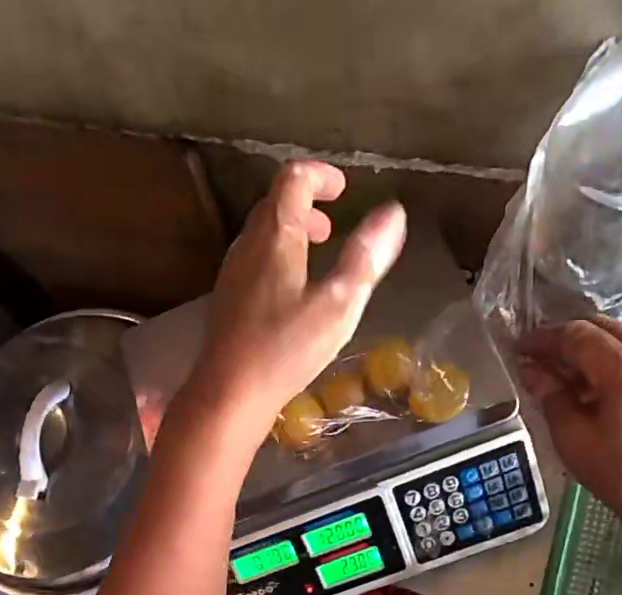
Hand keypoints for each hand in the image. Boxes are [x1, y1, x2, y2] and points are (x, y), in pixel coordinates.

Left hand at [181, 161, 406, 434]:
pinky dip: (279, 256)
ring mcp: (233, 272)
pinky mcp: (228, 299)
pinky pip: (255, 259)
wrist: (230, 393)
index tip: (342, 187)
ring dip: (292, 231)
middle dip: (306, 203)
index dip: (320, 175)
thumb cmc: (286, 349)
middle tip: (332, 223)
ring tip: (317, 253)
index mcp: (276, 236)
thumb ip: (365, 258)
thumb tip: (393, 213)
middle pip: (274, 204)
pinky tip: (293, 290)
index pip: (293, 179)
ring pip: (262, 233)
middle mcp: (248, 245)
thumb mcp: (338, 305)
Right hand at [518, 317, 621, 530]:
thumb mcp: (573, 437)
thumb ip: (549, 395)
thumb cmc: (620, 473)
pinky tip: (583, 382)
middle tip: (534, 357)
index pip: (577, 336)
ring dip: (583, 347)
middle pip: (599, 328)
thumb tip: (529, 369)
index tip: (518, 350)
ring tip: (555, 371)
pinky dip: (603, 358)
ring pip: (616, 337)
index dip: (543, 339)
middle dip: (563, 338)